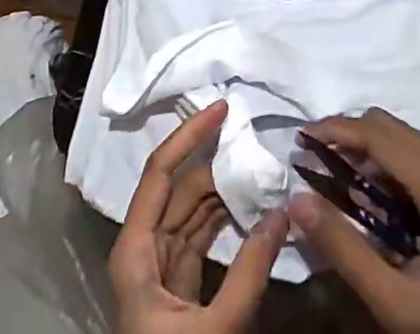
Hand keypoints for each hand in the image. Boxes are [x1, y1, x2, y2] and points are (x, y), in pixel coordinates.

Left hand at [110, 99, 288, 333]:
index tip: (221, 107)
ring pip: (193, 208)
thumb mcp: (216, 329)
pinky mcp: (178, 279)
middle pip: (180, 187)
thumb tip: (283, 213)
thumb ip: (251, 270)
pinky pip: (202, 232)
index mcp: (136, 249)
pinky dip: (227, 216)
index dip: (189, 136)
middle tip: (255, 137)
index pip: (160, 173)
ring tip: (260, 166)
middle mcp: (144, 246)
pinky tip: (252, 205)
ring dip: (225, 188)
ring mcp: (161, 262)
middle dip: (217, 161)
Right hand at [287, 109, 419, 333]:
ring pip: (400, 142)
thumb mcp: (393, 299)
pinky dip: (380, 168)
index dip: (339, 130)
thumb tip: (297, 200)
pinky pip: (410, 163)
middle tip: (310, 155)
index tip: (300, 136)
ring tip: (328, 174)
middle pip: (390, 129)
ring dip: (362, 150)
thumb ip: (344, 248)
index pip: (381, 137)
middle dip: (348, 134)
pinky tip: (361, 197)